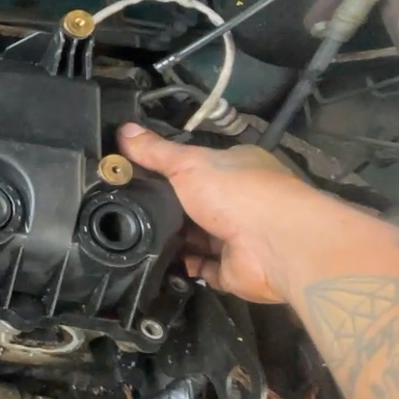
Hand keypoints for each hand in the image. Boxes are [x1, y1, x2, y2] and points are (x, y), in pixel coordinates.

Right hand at [117, 123, 347, 304]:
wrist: (276, 244)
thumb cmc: (238, 192)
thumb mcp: (188, 163)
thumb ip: (155, 151)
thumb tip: (123, 130)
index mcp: (236, 169)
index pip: (198, 166)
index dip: (168, 168)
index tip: (136, 172)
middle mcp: (239, 201)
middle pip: (192, 203)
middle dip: (164, 206)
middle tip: (125, 205)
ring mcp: (235, 237)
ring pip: (193, 236)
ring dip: (169, 236)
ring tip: (131, 232)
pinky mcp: (230, 269)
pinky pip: (197, 267)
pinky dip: (179, 264)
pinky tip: (154, 258)